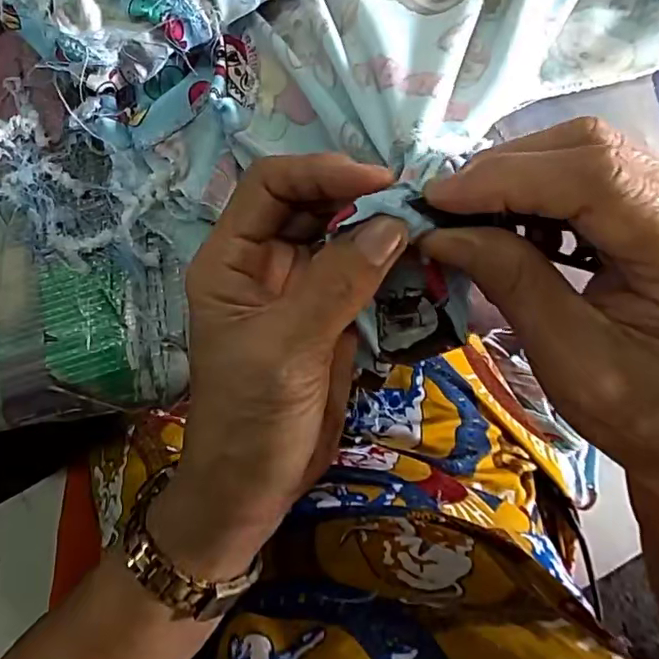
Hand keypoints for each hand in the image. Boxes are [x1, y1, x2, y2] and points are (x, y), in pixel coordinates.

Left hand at [156, 154, 407, 576]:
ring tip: (428, 224)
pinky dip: (388, 264)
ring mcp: (296, 287)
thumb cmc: (250, 418)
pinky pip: (358, 274)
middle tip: (417, 201)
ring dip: (379, 227)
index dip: (319, 172)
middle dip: (357, 195)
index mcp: (229, 258)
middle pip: (308, 204)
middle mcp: (260, 262)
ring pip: (338, 235)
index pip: (267, 186)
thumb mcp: (287, 349)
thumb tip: (392, 225)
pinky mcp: (326, 314)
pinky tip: (422, 260)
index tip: (378, 179)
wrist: (252, 487)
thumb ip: (336, 284)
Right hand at [418, 118, 658, 487]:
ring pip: (596, 152)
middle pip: (598, 151)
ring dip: (518, 171)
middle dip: (506, 168)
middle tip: (443, 202)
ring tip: (469, 207)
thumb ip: (510, 282)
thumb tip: (438, 231)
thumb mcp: (568, 362)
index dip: (509, 177)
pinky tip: (510, 214)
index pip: (601, 180)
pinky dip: (539, 185)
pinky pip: (599, 175)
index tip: (438, 198)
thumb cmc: (642, 422)